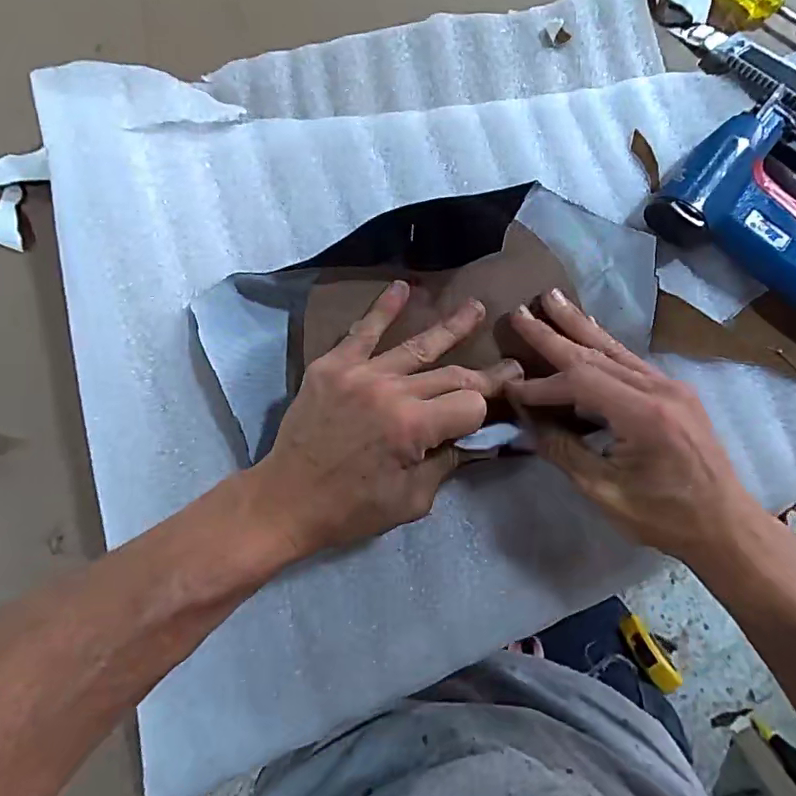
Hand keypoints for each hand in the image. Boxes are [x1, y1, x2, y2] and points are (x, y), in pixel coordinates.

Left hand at [253, 281, 521, 555]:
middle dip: (486, 375)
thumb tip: (480, 437)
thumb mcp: (413, 499)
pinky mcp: (333, 366)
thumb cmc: (352, 508)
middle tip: (510, 366)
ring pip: (418, 345)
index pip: (470, 405)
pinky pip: (362, 331)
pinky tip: (402, 287)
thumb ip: (450, 461)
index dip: (485, 414)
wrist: (285, 500)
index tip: (494, 416)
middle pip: (453, 375)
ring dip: (452, 327)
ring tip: (475, 308)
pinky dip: (383, 308)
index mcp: (413, 427)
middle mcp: (392, 391)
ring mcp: (361, 373)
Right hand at [505, 289, 768, 565]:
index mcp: (644, 414)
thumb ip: (565, 451)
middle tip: (520, 312)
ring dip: (579, 326)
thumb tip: (529, 423)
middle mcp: (659, 388)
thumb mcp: (606, 492)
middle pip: (596, 353)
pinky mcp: (676, 391)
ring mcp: (671, 385)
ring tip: (552, 299)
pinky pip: (631, 361)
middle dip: (555, 334)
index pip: (581, 382)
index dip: (542, 384)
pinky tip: (590, 330)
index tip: (510, 387)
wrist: (725, 523)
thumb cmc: (665, 517)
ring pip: (615, 349)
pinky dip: (604, 345)